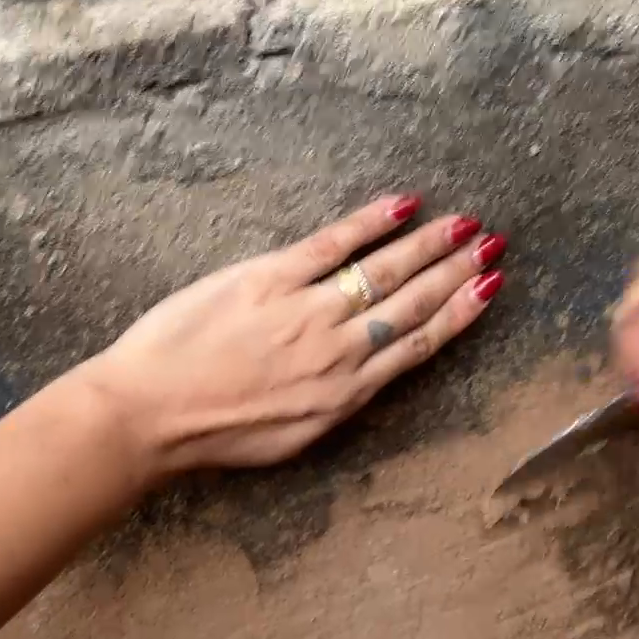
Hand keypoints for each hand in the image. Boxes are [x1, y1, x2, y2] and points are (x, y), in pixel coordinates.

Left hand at [72, 195, 507, 477]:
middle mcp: (338, 351)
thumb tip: (369, 366)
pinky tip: (402, 204)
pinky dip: (370, 222)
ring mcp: (307, 311)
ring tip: (462, 224)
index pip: (418, 345)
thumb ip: (335, 397)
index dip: (460, 313)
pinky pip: (332, 244)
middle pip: (412, 303)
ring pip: (384, 272)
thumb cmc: (213, 433)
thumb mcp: (291, 434)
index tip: (489, 287)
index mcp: (345, 395)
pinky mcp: (270, 278)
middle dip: (457, 271)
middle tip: (491, 244)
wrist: (147, 417)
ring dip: (428, 246)